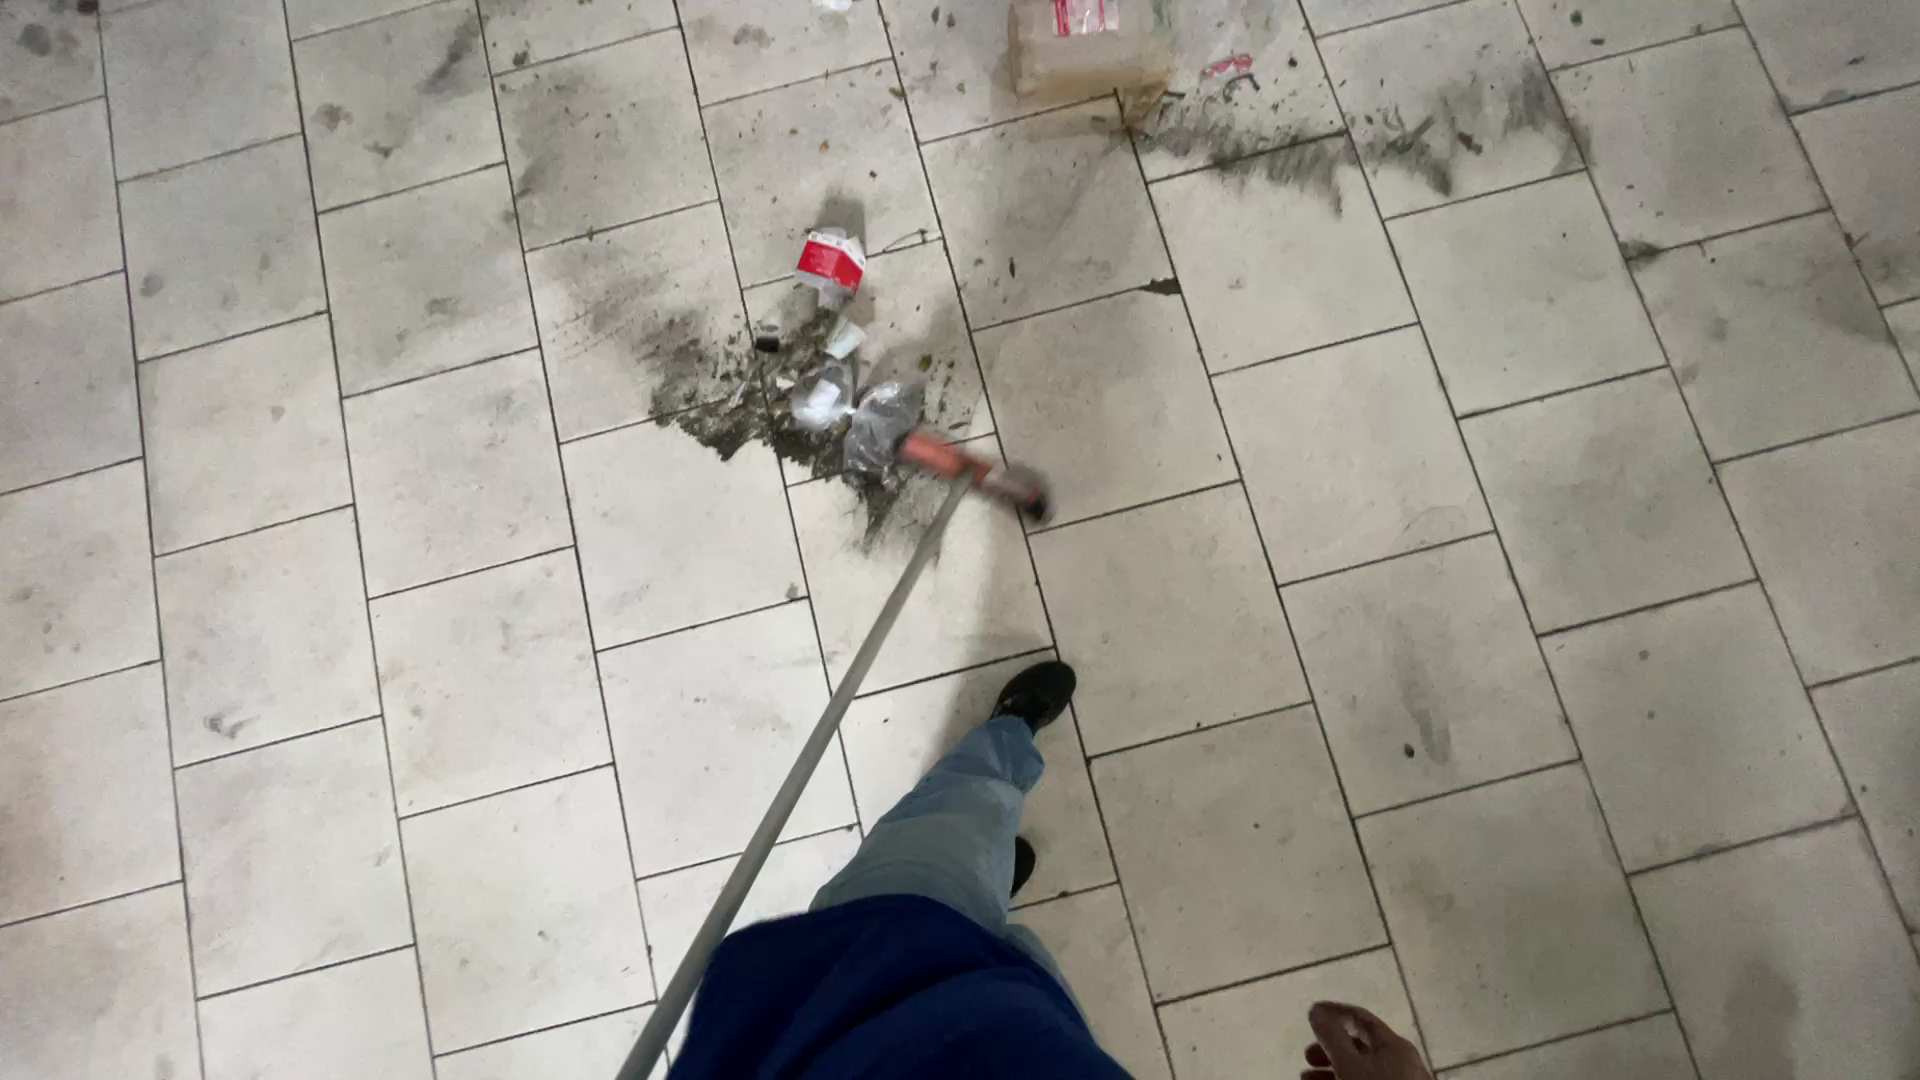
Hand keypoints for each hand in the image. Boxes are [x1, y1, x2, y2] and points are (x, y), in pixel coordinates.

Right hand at [1301, 1001, 1432, 1079]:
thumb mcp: (1348, 1065)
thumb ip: (1331, 1036)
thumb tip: (1317, 1010)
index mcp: (1395, 1046)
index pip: (1359, 1017)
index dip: (1332, 1012)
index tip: (1310, 1015)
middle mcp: (1403, 1063)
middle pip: (1359, 1046)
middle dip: (1328, 1049)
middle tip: (1307, 1058)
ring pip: (1361, 1070)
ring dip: (1332, 1071)